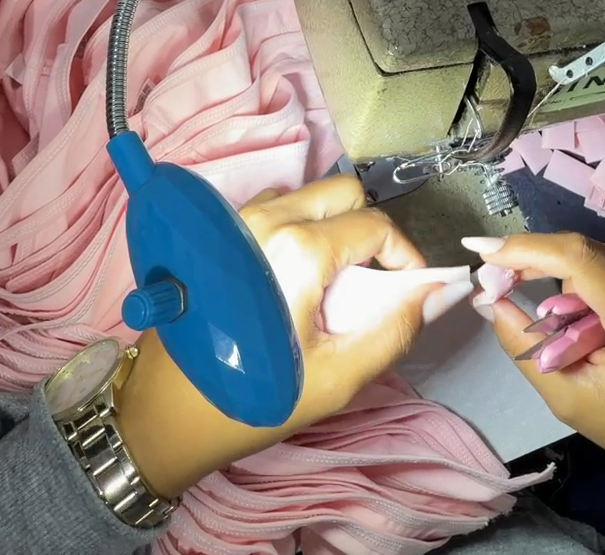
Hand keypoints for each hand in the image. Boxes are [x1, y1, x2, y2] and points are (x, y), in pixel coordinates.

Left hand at [115, 177, 464, 496]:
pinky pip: (278, 206)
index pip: (376, 226)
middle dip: (371, 229)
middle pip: (345, 191)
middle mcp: (267, 218)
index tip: (410, 289)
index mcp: (298, 249)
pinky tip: (295, 275)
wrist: (166, 412)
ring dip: (335, 225)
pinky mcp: (222, 230)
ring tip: (332, 281)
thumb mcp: (337, 378)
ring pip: (310, 195)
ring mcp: (239, 219)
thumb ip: (396, 329)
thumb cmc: (254, 398)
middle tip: (371, 280)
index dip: (406, 255)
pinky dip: (301, 226)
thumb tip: (438, 290)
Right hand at [466, 232, 604, 488]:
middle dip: (537, 267)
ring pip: (593, 257)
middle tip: (502, 286)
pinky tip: (592, 318)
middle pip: (580, 254)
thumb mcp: (568, 397)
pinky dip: (591, 283)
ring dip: (568, 283)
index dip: (526, 248)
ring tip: (571, 331)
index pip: (578, 259)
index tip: (482, 250)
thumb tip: (486, 298)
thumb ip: (523, 344)